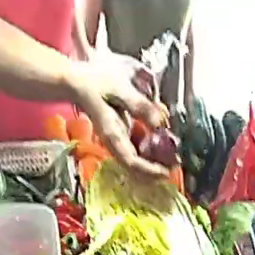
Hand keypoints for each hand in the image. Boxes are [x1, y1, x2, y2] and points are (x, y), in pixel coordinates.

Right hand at [66, 55, 166, 178]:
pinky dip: (148, 156)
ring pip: (135, 164)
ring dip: (152, 165)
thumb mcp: (120, 89)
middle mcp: (114, 145)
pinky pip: (134, 155)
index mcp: (113, 135)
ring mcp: (116, 143)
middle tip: (174, 167)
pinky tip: (161, 151)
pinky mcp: (119, 139)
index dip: (149, 170)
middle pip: (134, 169)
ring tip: (171, 160)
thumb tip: (160, 122)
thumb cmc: (96, 82)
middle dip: (154, 172)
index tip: (166, 172)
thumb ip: (140, 105)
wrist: (79, 82)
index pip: (132, 162)